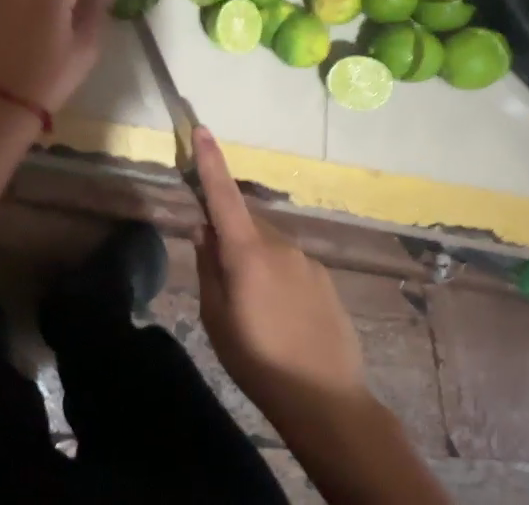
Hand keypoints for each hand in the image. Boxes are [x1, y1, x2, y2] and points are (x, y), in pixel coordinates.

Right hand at [191, 128, 368, 417]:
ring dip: (252, 254)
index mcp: (247, 252)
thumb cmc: (257, 358)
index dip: (210, 161)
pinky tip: (277, 311)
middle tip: (216, 265)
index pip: (223, 195)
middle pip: (244, 220)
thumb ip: (208, 266)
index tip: (202, 129)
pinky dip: (275, 272)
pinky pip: (290, 262)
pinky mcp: (325, 280)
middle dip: (227, 228)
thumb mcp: (215, 315)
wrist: (326, 399)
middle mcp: (280, 245)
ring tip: (250, 301)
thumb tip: (205, 230)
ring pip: (268, 243)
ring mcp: (308, 261)